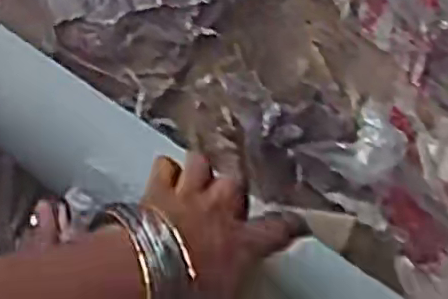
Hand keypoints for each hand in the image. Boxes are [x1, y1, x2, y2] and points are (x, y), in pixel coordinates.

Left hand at [140, 153, 303, 298]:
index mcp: (240, 242)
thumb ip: (240, 279)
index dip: (290, 224)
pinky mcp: (159, 186)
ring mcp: (188, 193)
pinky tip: (167, 176)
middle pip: (236, 181)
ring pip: (201, 161)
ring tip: (199, 178)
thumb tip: (241, 284)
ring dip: (201, 169)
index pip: (276, 230)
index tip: (297, 220)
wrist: (149, 271)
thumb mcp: (227, 294)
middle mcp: (218, 209)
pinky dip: (167, 168)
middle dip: (235, 187)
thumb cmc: (189, 291)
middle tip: (230, 199)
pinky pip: (165, 163)